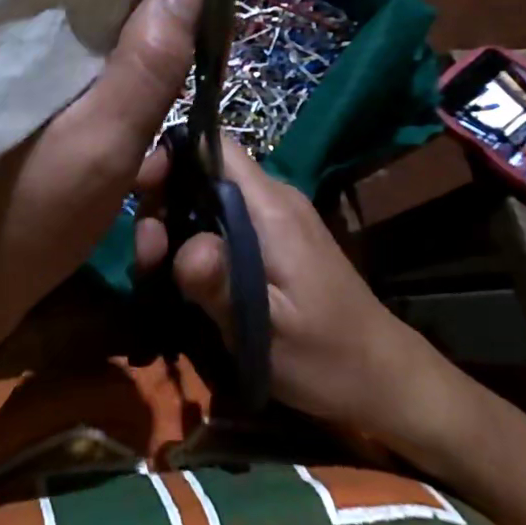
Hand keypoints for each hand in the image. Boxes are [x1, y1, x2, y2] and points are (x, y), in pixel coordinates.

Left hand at [0, 0, 201, 356]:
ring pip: (63, 12)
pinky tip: (126, 77)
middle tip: (180, 24)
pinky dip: (97, 51)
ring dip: (116, 23)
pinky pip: (56, 46)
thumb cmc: (32, 220)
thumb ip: (143, 68)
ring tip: (163, 47)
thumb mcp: (102, 146)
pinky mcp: (1, 86)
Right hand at [133, 140, 462, 437]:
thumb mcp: (266, 329)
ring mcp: (274, 221)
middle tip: (146, 256)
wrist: (384, 377)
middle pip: (203, 174)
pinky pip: (224, 223)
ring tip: (156, 273)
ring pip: (209, 200)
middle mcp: (271, 201)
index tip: (142, 191)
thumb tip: (182, 246)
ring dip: (176, 228)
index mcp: (270, 209)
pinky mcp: (275, 242)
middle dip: (165, 203)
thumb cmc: (326, 356)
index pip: (215, 147)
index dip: (172, 155)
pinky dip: (196, 241)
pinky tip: (182, 278)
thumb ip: (221, 285)